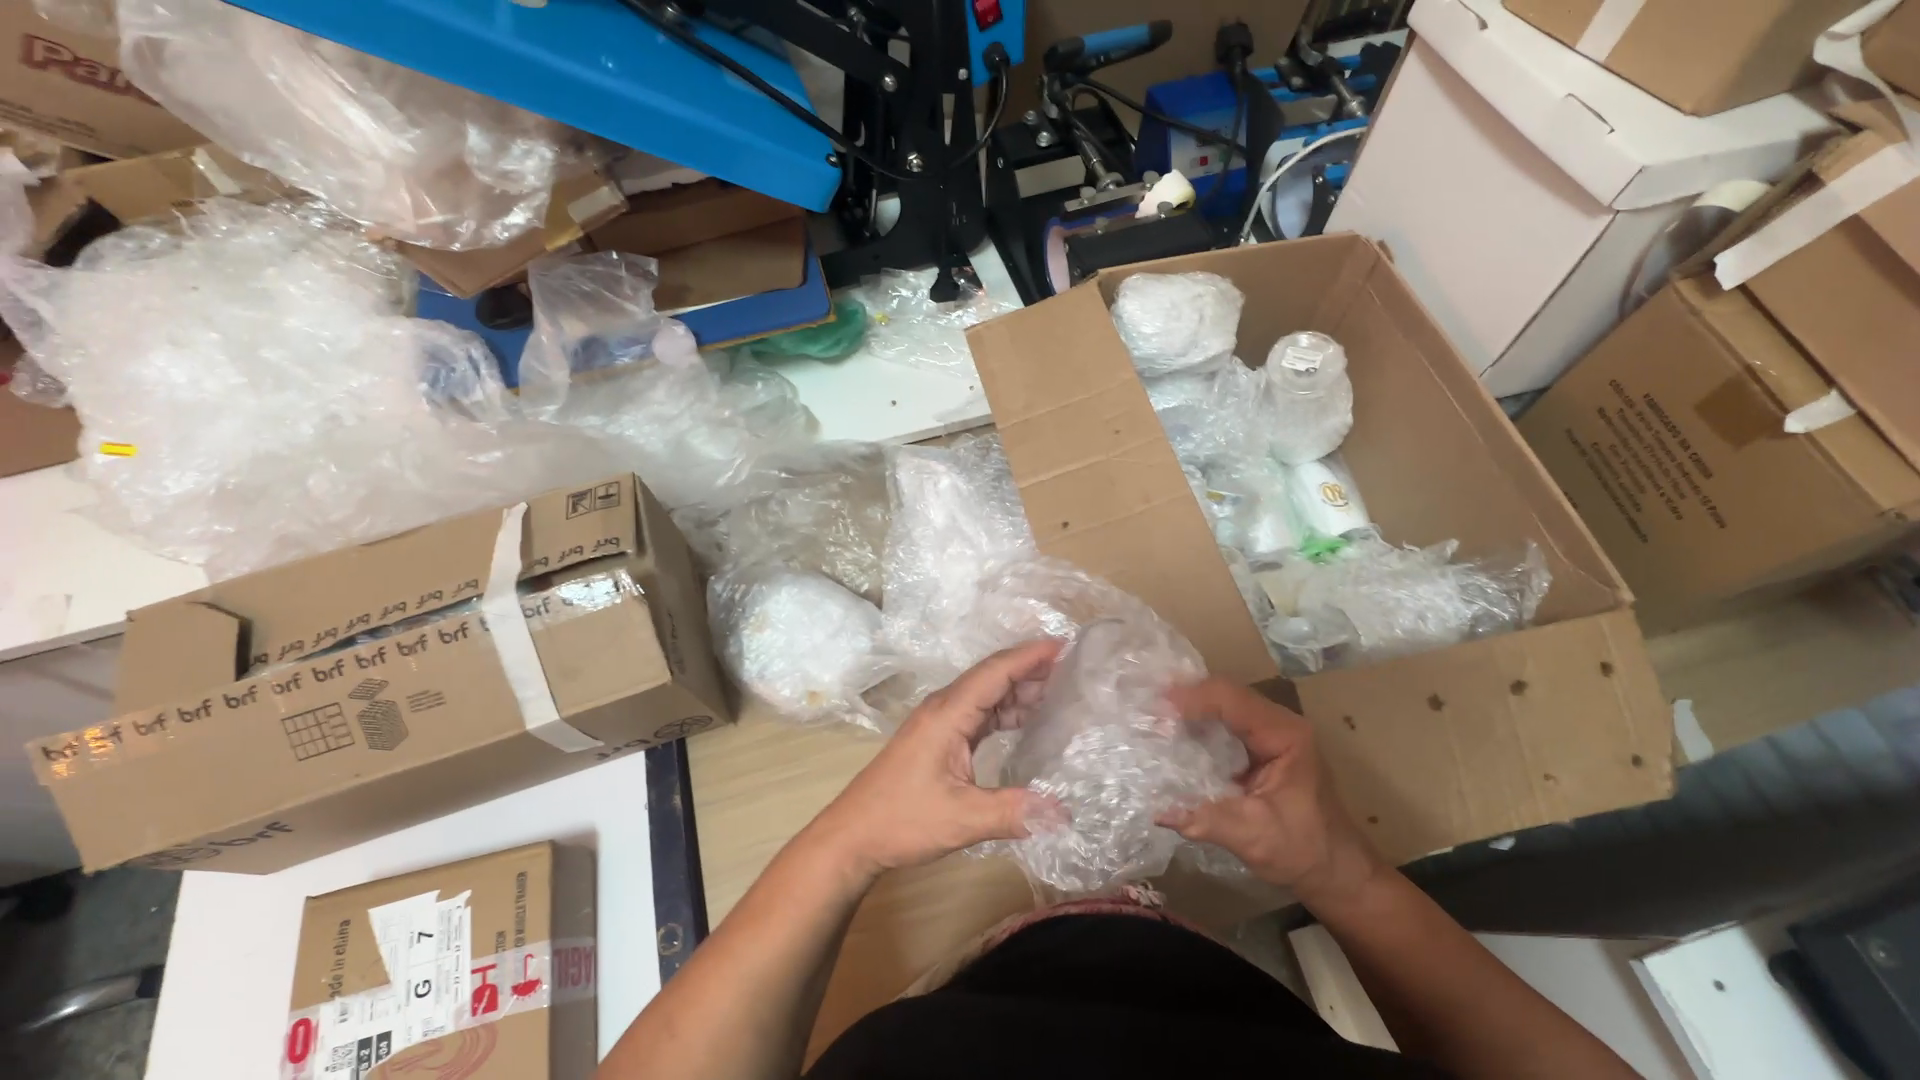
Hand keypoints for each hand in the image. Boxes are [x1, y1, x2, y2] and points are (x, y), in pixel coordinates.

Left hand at [806, 640, 1067, 880]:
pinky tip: (1025, 721)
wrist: (852, 837)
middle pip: (992, 678)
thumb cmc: (901, 821)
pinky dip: (1004, 712)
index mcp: (947, 714)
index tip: (1065, 645)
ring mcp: (938, 724)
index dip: (1030, 656)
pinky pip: (977, 714)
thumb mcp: (962, 818)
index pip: (995, 672)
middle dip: (1031, 671)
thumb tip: (1065, 812)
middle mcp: (942, 710)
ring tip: (1059, 694)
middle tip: (1074, 672)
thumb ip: (1014, 811)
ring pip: (984, 696)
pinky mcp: (937, 740)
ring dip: (1018, 692)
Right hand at [1157, 678, 1382, 910]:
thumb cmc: (1304, 852)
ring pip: (1222, 705)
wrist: (1336, 873)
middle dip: (1185, 697)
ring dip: (1188, 708)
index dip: (1192, 699)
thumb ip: (1208, 820)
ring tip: (1150, 715)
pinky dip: (1196, 725)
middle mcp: (1278, 725)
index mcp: (1285, 736)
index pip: (1232, 700)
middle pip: (1225, 694)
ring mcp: (1269, 735)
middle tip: (1144, 707)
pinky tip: (1170, 733)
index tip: (1155, 709)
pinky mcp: (1258, 749)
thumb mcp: (1254, 838)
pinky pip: (1223, 724)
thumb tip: (1159, 812)